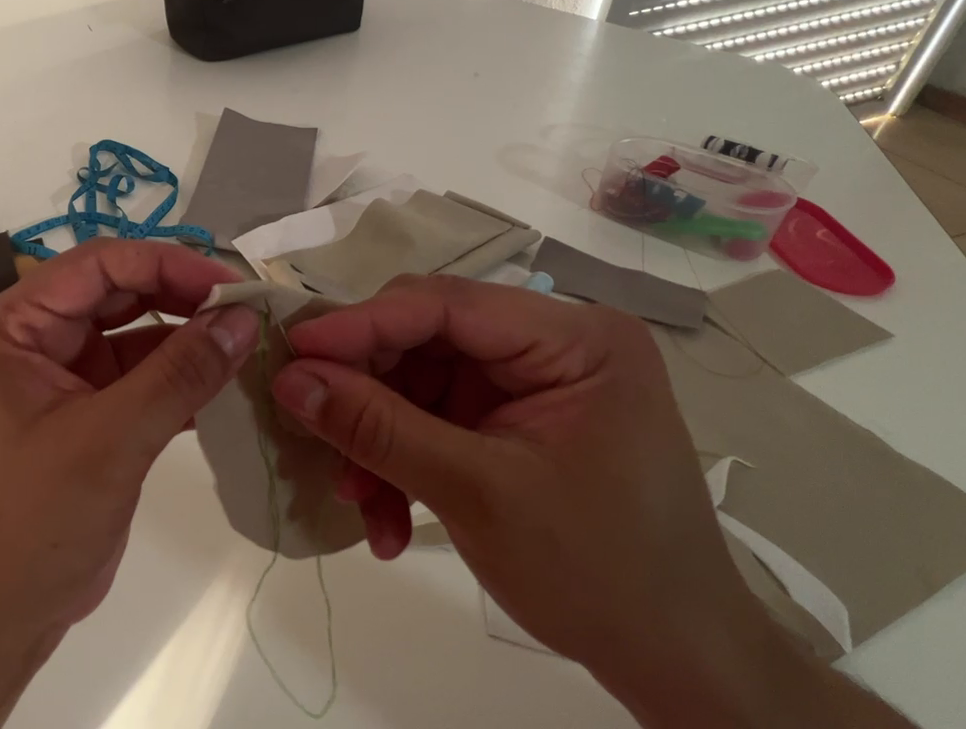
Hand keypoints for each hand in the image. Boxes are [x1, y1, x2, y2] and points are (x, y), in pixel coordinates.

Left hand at [0, 240, 257, 728]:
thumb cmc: (30, 521)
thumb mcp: (109, 440)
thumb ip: (179, 374)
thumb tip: (245, 316)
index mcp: (18, 324)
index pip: (100, 264)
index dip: (168, 263)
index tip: (233, 282)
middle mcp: (39, 337)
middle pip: (122, 292)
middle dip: (186, 297)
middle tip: (254, 311)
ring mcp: (67, 376)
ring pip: (140, 334)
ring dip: (193, 340)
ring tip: (255, 345)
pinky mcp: (93, 415)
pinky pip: (146, 378)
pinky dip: (186, 380)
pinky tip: (234, 386)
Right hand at [267, 275, 914, 727]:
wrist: (677, 660)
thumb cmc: (600, 572)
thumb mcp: (477, 494)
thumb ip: (378, 428)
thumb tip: (288, 379)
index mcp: (574, 338)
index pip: (445, 305)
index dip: (360, 325)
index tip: (290, 352)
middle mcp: (550, 345)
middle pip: (424, 340)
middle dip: (367, 392)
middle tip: (308, 426)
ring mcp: (528, 384)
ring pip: (416, 383)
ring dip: (377, 440)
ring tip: (356, 499)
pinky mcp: (510, 421)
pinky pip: (433, 421)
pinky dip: (401, 464)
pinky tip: (387, 520)